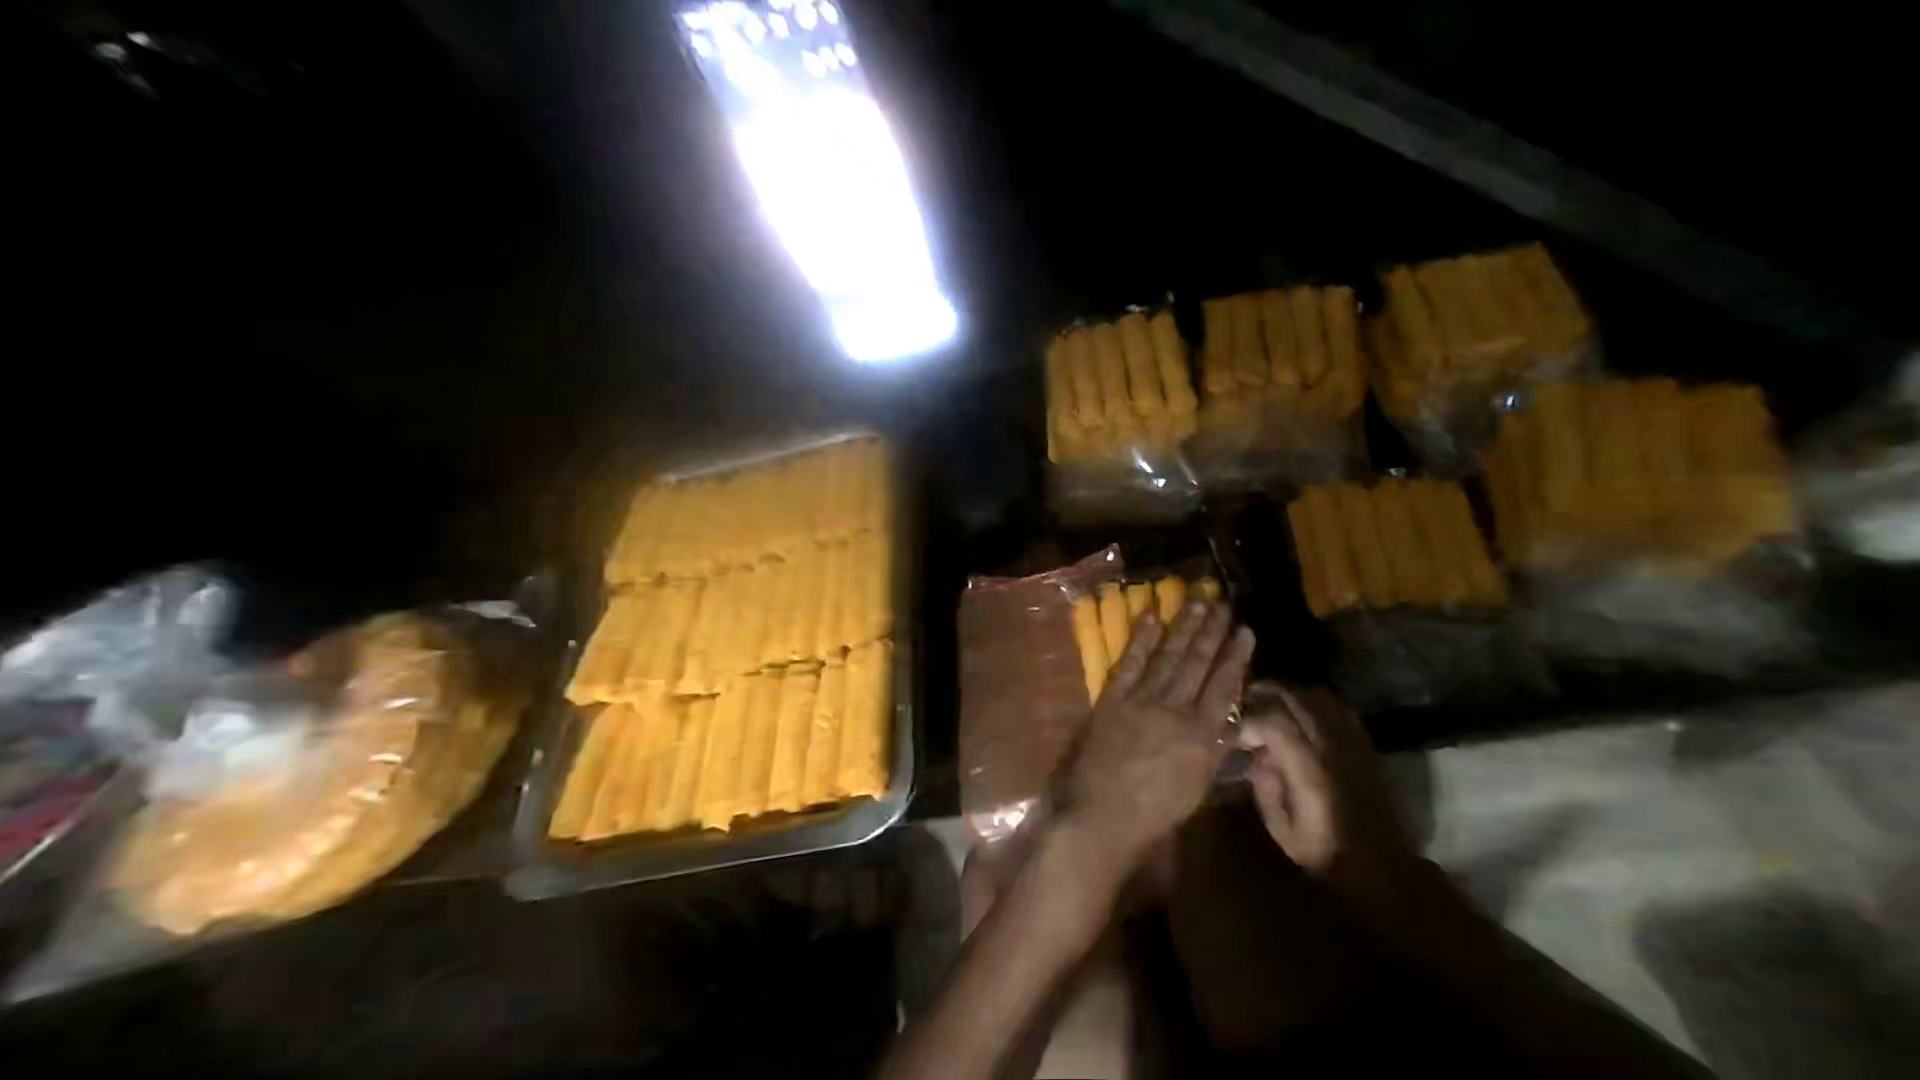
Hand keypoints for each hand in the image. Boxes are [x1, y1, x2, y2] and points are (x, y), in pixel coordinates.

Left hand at [1060, 601, 1254, 875]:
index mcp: (1202, 735)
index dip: (1235, 657)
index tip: (1245, 631)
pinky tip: (1150, 616)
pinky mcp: (1113, 698)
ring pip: (1168, 656)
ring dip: (1182, 628)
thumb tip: (1227, 722)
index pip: (1223, 686)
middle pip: (1197, 663)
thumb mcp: (1198, 787)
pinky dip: (1140, 638)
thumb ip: (1214, 751)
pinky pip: (1130, 662)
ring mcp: (1142, 700)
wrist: (1103, 814)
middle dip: (1211, 632)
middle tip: (1221, 604)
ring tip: (1196, 603)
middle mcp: (1175, 709)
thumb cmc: (1155, 813)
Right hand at [1240, 684, 1417, 907]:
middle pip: (1294, 698)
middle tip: (1238, 704)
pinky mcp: (1363, 743)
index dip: (1246, 719)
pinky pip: (1336, 705)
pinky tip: (1295, 711)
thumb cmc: (1323, 854)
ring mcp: (1352, 742)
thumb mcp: (1280, 828)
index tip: (1229, 731)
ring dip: (1286, 693)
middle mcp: (1334, 749)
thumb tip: (1253, 752)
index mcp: (1312, 772)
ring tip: (1263, 703)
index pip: (1274, 722)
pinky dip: (1311, 700)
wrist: (1380, 868)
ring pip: (1316, 695)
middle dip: (1261, 694)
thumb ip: (1263, 784)